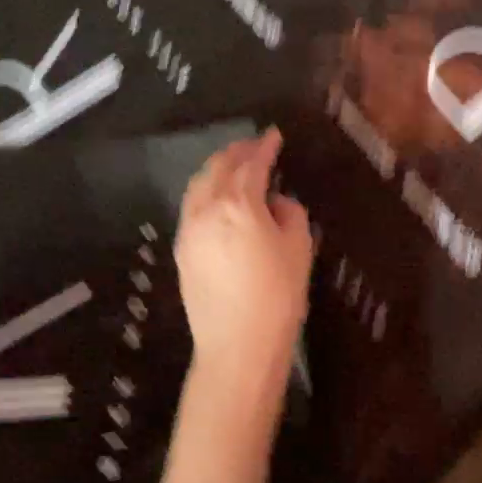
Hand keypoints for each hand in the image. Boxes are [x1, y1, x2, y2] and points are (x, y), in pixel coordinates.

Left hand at [175, 129, 312, 380]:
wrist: (238, 348)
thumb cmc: (278, 294)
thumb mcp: (299, 246)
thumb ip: (288, 212)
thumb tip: (274, 203)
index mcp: (238, 204)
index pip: (252, 164)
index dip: (265, 147)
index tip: (275, 135)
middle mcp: (206, 211)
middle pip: (218, 168)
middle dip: (237, 153)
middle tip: (256, 146)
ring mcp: (188, 232)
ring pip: (198, 186)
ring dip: (218, 170)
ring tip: (236, 166)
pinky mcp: (182, 252)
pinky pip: (192, 207)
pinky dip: (207, 191)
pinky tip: (221, 198)